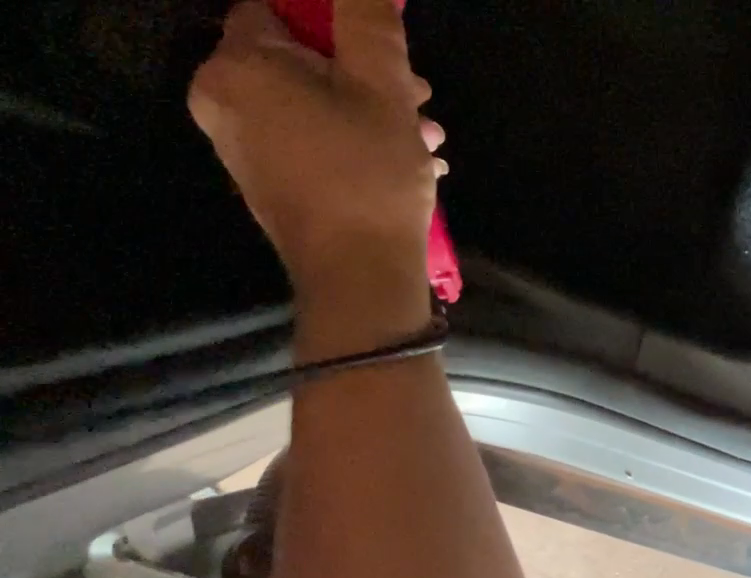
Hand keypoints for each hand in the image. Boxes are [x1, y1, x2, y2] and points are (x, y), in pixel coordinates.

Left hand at [188, 0, 445, 294]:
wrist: (358, 275)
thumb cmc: (370, 178)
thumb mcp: (386, 92)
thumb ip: (371, 25)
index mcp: (241, 63)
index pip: (281, 11)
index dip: (341, 30)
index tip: (392, 62)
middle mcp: (223, 96)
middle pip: (300, 63)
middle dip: (368, 80)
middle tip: (423, 108)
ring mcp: (241, 145)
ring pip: (311, 108)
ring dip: (372, 119)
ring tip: (426, 146)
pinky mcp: (266, 182)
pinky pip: (308, 144)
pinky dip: (353, 148)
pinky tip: (402, 170)